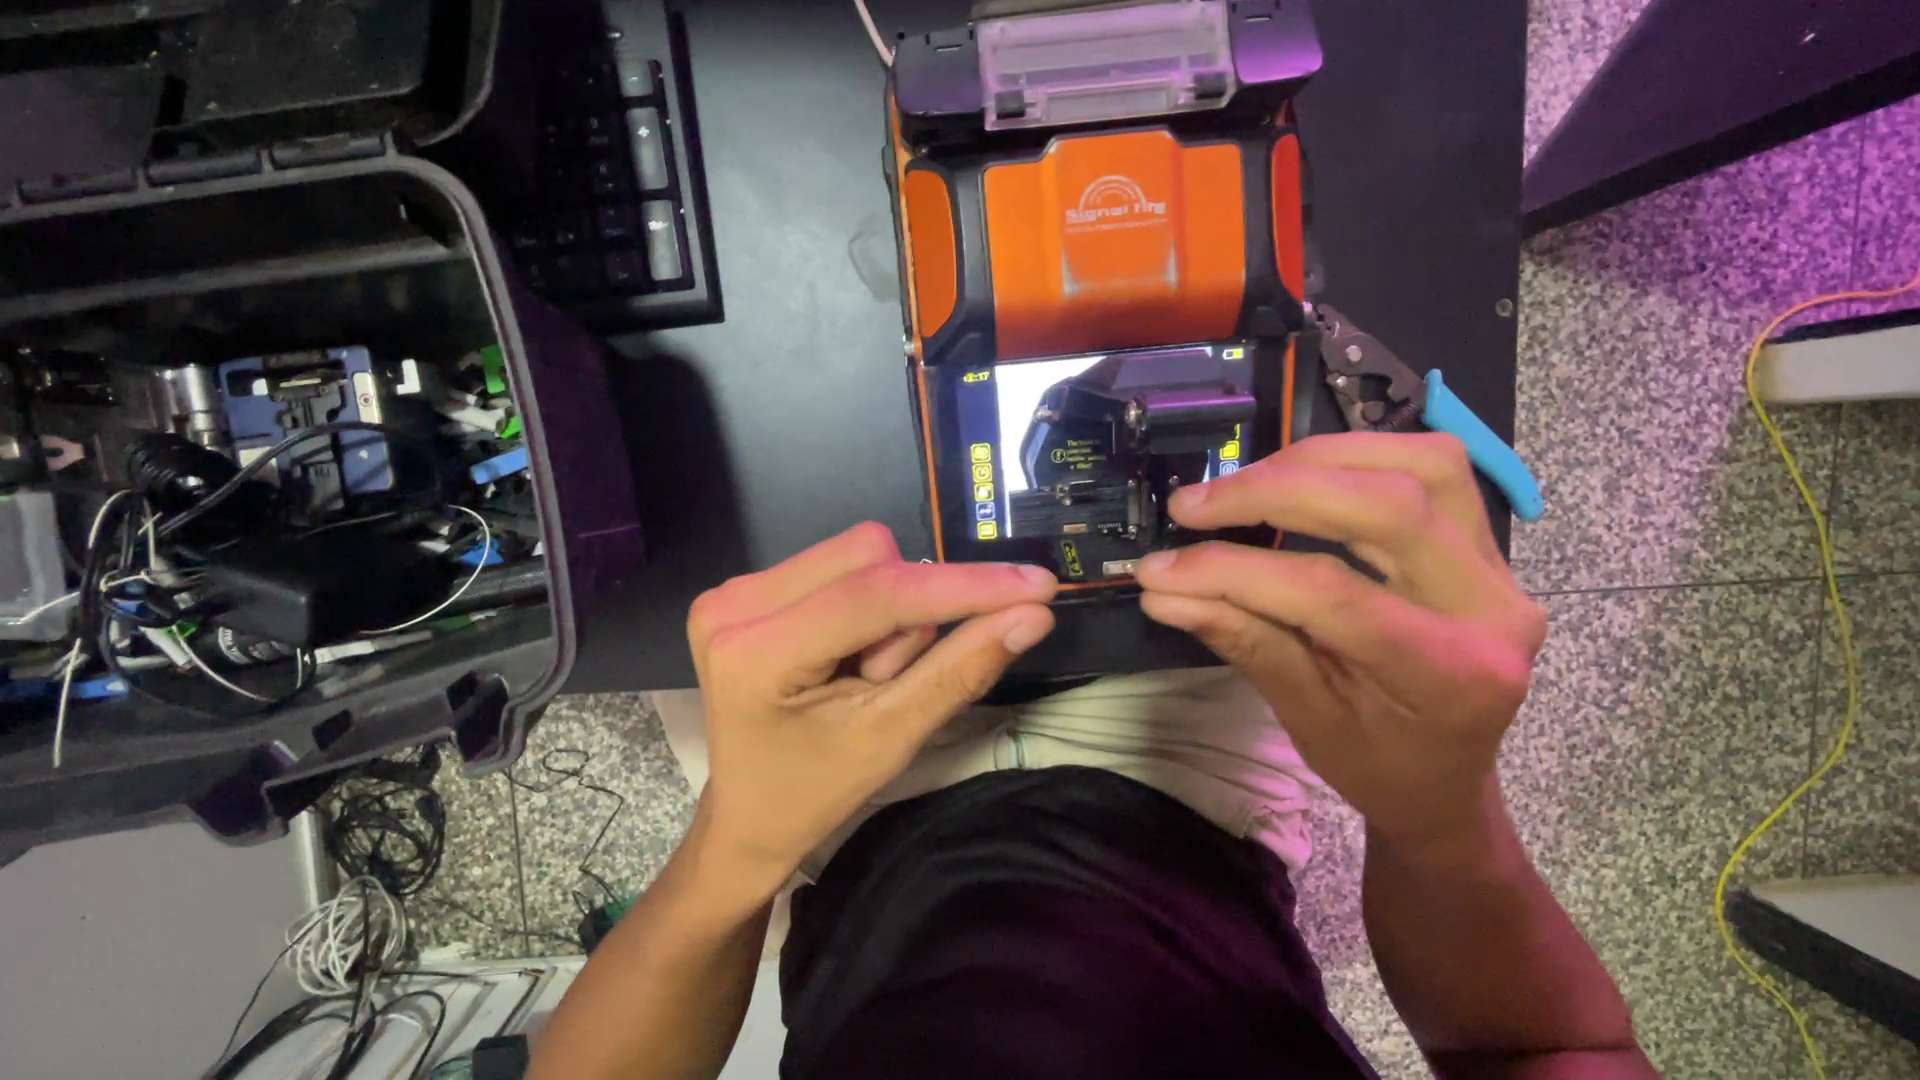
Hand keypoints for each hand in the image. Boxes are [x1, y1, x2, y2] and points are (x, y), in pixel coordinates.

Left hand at [686, 523, 1056, 889]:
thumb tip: (1033, 615)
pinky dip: (865, 605)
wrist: (745, 816)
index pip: (878, 594)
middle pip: (871, 555)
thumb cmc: (814, 792)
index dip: (964, 586)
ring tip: (862, 673)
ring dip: (889, 610)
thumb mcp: (892, 737)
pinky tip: (843, 656)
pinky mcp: (746, 589)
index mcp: (757, 653)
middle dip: (910, 610)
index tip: (1038, 586)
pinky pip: (838, 566)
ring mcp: (733, 591)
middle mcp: (734, 604)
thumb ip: (961, 670)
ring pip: (859, 555)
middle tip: (887, 677)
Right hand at [1134, 433, 1546, 845]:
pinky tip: (1301, 477)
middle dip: (1275, 492)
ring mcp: (1502, 568)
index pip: (1330, 593)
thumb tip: (1164, 589)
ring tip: (1245, 484)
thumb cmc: (1377, 765)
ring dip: (1320, 460)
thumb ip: (1243, 640)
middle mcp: (1492, 608)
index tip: (1161, 568)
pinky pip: (1431, 467)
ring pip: (1421, 464)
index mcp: (1450, 674)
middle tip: (1194, 506)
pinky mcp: (1487, 543)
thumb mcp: (1303, 717)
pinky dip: (1356, 458)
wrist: (1446, 782)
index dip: (1236, 570)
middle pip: (1388, 506)